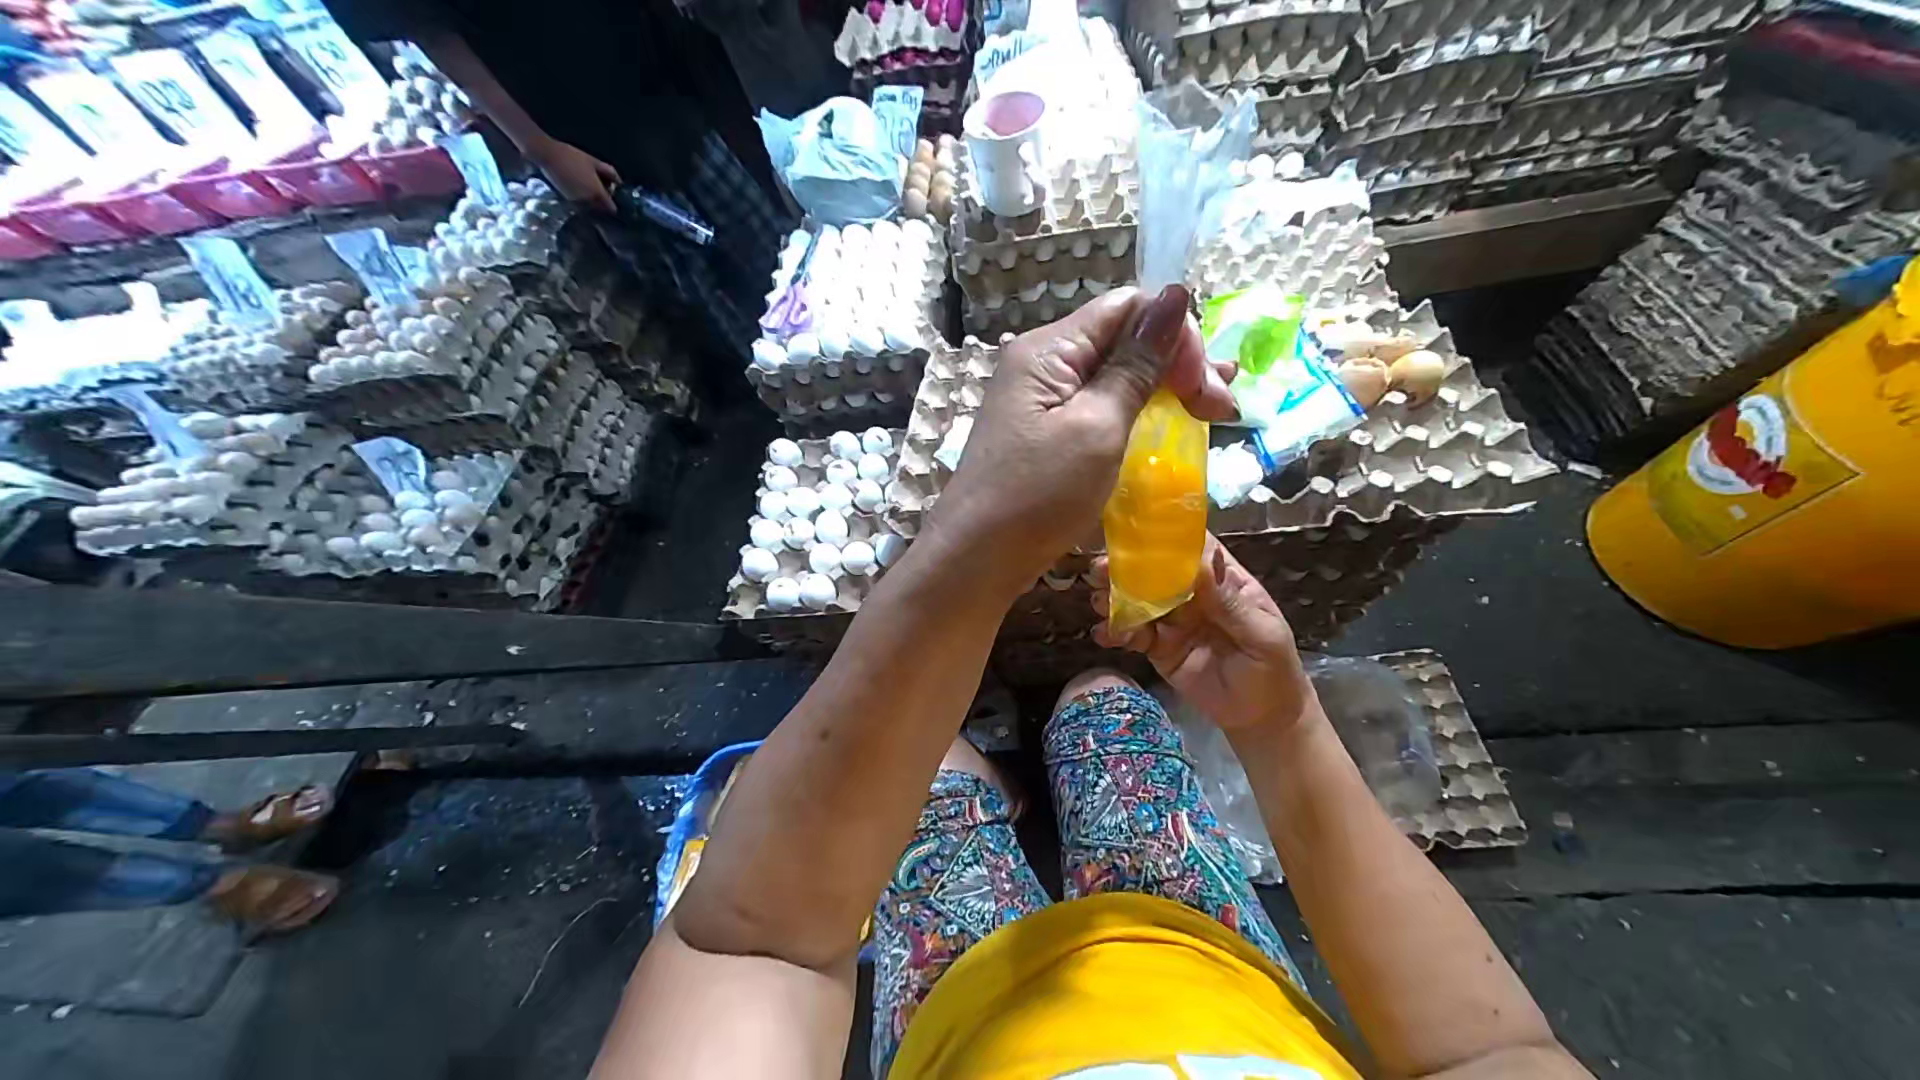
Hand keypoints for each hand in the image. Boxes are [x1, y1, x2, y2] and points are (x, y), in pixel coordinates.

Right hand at [527, 137, 618, 213]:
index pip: (612, 208)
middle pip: (602, 210)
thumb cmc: (572, 156)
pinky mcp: (568, 201)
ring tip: (587, 186)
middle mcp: (589, 203)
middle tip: (600, 188)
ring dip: (593, 202)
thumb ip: (610, 173)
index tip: (611, 194)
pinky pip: (581, 206)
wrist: (547, 155)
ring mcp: (577, 203)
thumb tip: (620, 183)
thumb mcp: (594, 162)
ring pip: (591, 209)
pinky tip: (579, 187)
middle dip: (603, 202)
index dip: (613, 202)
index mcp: (597, 194)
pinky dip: (583, 201)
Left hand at [925, 284, 1236, 592]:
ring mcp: (1040, 399)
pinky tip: (1167, 425)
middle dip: (1177, 363)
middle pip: (1122, 338)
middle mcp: (1041, 363)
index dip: (1177, 337)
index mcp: (1049, 349)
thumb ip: (1136, 365)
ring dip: (1163, 388)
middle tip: (1220, 410)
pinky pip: (1097, 406)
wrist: (977, 557)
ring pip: (1113, 374)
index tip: (1206, 390)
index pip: (1129, 308)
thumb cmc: (1038, 495)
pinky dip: (1135, 413)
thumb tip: (1177, 295)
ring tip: (1211, 411)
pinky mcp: (1044, 431)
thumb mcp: (1097, 427)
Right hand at [1092, 534, 1315, 735]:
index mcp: (1222, 580)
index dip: (1167, 536)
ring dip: (1114, 598)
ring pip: (1137, 601)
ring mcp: (1172, 620)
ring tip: (1097, 601)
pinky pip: (1133, 635)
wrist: (1262, 718)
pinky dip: (1115, 633)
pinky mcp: (1157, 647)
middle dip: (1126, 568)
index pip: (1193, 548)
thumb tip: (1198, 564)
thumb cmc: (1272, 668)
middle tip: (1100, 569)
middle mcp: (1192, 594)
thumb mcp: (1260, 634)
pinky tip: (1103, 634)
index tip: (1136, 531)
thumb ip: (1227, 603)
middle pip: (1155, 572)